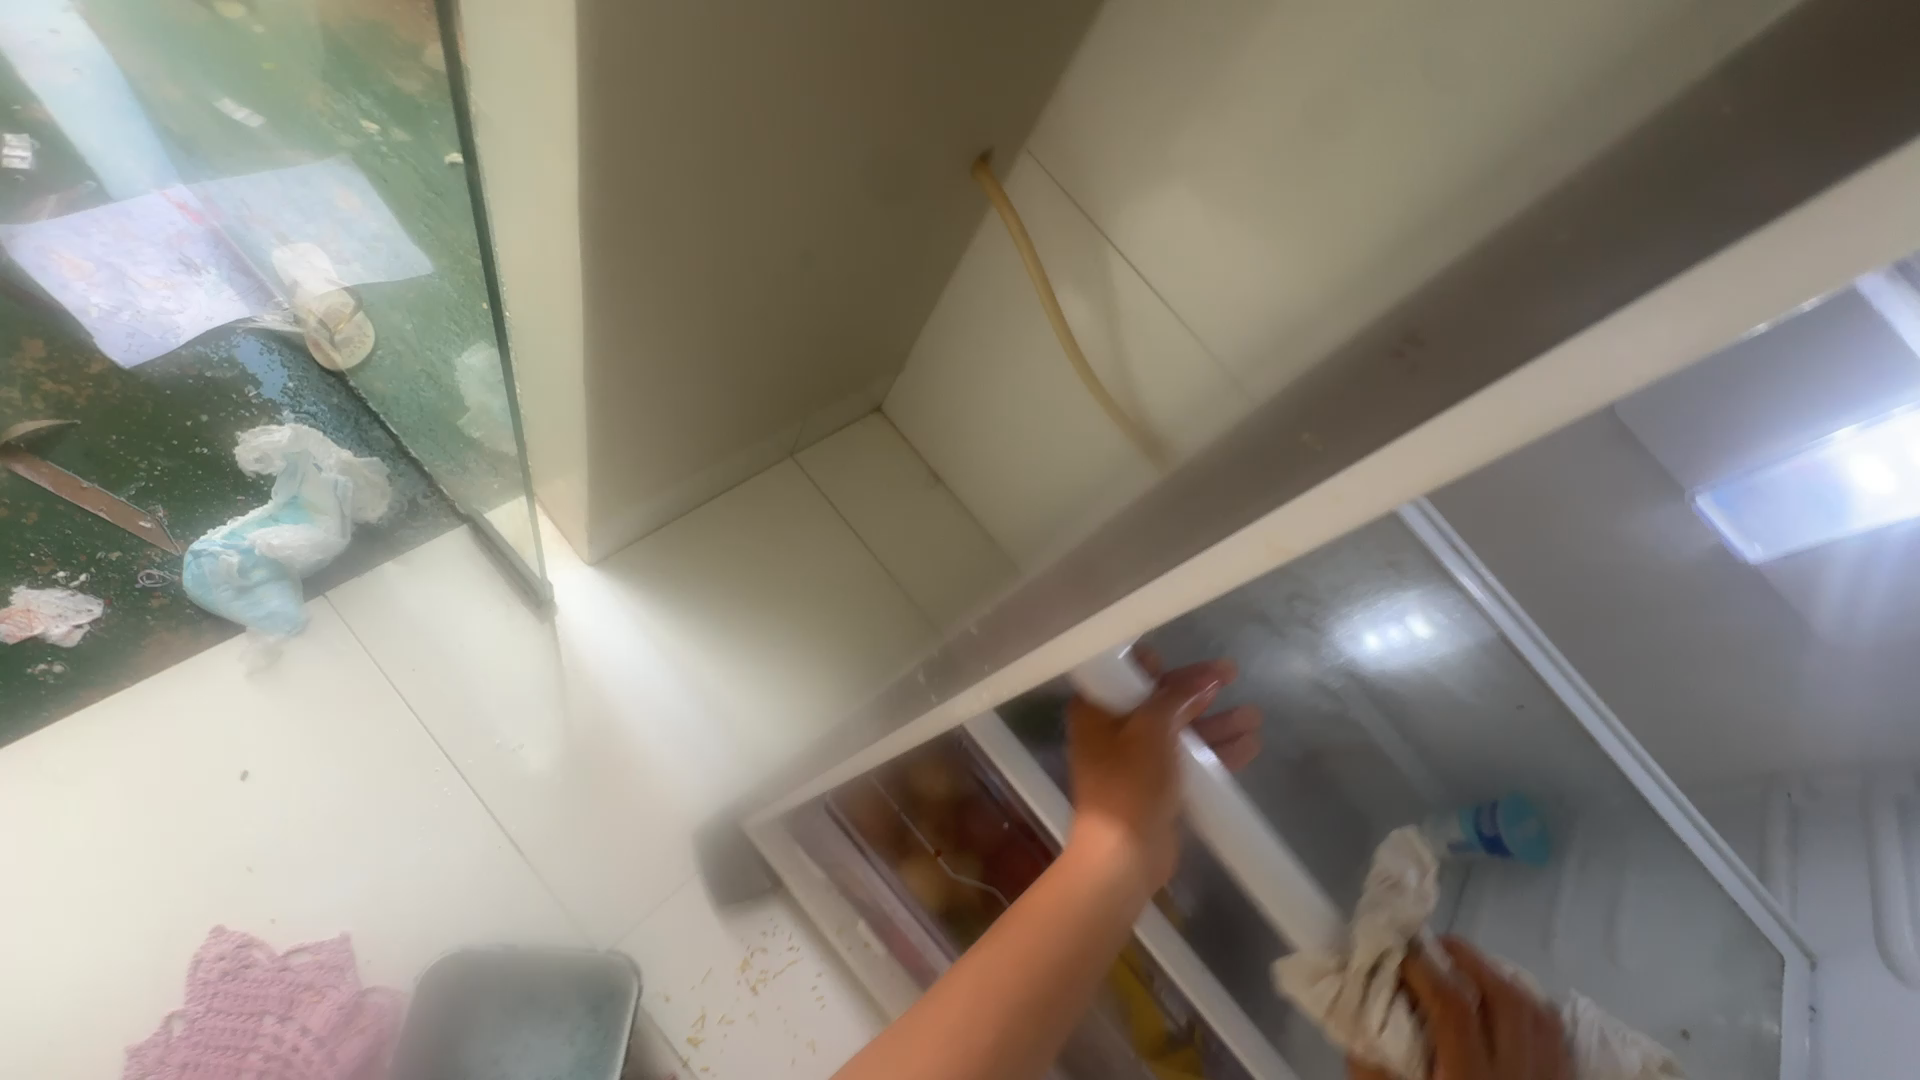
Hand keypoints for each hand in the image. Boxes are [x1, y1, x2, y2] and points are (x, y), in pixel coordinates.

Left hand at [1064, 656, 1260, 888]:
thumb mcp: (1152, 728)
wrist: (1125, 854)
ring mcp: (1133, 759)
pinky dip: (1213, 752)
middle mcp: (1111, 729)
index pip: (1124, 674)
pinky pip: (1186, 759)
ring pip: (1178, 730)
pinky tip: (1248, 745)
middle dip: (1198, 691)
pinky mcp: (1154, 785)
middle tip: (1231, 674)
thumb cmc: (1130, 782)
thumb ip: (1177, 697)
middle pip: (1159, 700)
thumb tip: (1205, 678)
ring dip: (1214, 722)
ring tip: (1253, 716)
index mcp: (1095, 710)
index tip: (1185, 662)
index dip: (1157, 665)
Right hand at [1349, 937, 1570, 1079]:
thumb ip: (1371, 1073)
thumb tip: (1359, 1021)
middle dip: (1469, 961)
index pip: (1455, 1008)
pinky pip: (1557, 1042)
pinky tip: (1506, 1009)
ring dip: (1503, 980)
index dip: (1423, 968)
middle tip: (1435, 947)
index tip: (1398, 951)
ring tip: (1468, 970)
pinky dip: (1532, 1012)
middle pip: (1508, 1001)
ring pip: (1540, 1017)